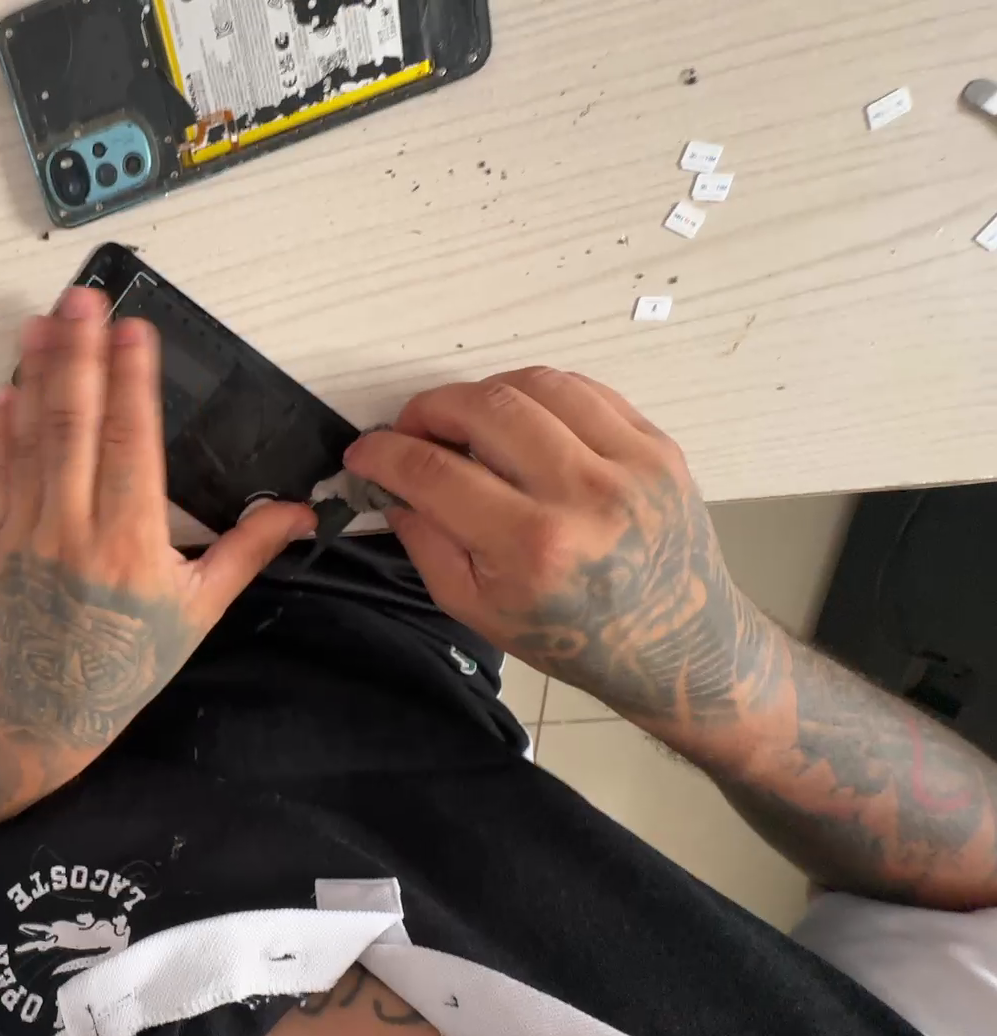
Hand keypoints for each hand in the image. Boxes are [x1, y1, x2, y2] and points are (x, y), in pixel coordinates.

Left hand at [0, 287, 316, 745]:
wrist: (58, 702)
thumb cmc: (134, 657)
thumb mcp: (201, 610)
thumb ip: (247, 551)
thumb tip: (301, 509)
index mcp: (132, 541)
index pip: (131, 442)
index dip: (131, 380)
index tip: (133, 329)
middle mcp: (75, 527)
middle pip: (74, 426)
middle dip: (78, 355)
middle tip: (80, 299)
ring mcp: (29, 530)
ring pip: (30, 440)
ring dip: (35, 377)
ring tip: (40, 324)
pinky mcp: (0, 538)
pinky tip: (5, 392)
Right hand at [344, 367, 759, 724]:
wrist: (677, 646)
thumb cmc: (563, 636)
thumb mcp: (470, 605)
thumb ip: (423, 541)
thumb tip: (391, 487)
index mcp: (528, 545)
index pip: (434, 473)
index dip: (383, 454)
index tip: (361, 452)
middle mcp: (582, 493)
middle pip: (485, 409)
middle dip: (426, 410)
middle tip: (408, 431)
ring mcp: (630, 463)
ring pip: (534, 386)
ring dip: (478, 394)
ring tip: (459, 422)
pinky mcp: (658, 446)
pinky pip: (582, 389)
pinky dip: (531, 393)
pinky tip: (512, 419)